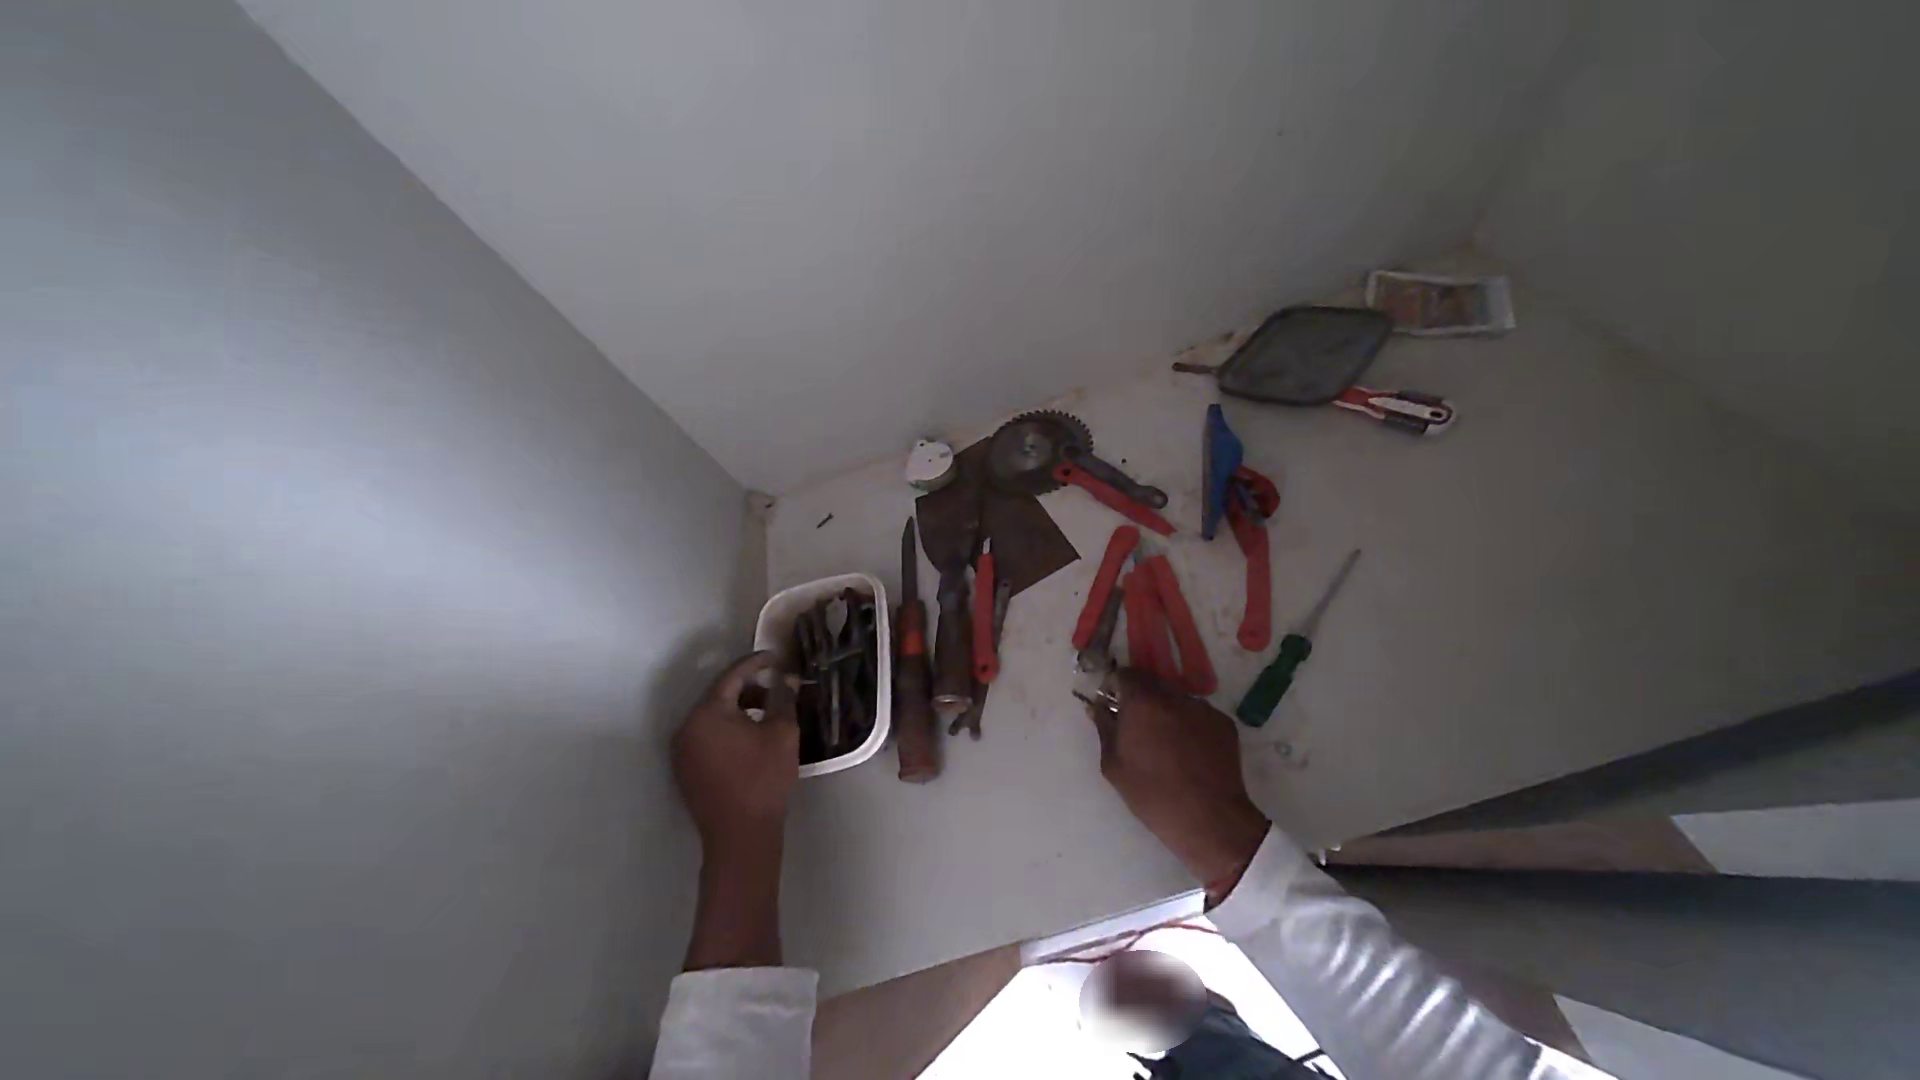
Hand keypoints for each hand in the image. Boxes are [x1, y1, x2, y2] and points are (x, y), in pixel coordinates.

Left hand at [672, 651, 798, 857]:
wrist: (741, 836)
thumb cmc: (763, 778)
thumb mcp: (782, 733)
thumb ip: (783, 699)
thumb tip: (787, 678)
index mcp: (708, 713)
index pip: (732, 676)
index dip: (756, 663)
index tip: (776, 658)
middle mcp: (687, 727)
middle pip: (720, 695)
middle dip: (749, 688)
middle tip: (777, 688)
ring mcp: (683, 750)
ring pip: (713, 717)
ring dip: (739, 709)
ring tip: (768, 714)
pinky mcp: (686, 769)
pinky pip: (707, 736)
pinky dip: (728, 729)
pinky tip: (751, 737)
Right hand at [1088, 668, 1270, 902]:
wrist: (1208, 820)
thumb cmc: (1151, 793)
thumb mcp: (1113, 764)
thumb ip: (1103, 727)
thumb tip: (1097, 707)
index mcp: (1143, 701)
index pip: (1126, 674)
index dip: (1116, 686)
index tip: (1113, 704)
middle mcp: (1175, 696)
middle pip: (1153, 682)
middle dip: (1141, 696)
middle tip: (1137, 724)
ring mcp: (1203, 709)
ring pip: (1177, 698)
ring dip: (1167, 710)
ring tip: (1166, 742)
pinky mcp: (1224, 724)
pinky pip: (1199, 714)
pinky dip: (1190, 724)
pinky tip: (1189, 752)